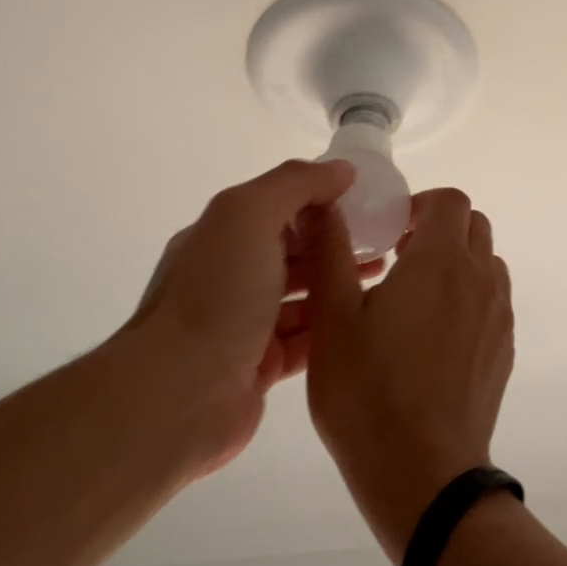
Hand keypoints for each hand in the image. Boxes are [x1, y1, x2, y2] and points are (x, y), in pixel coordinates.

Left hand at [110, 160, 380, 475]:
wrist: (179, 394)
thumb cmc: (217, 296)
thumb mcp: (249, 216)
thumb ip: (295, 185)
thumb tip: (342, 171)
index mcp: (222, 238)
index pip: (279, 209)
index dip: (323, 203)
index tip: (370, 205)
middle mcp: (230, 278)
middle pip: (293, 253)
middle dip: (337, 246)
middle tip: (387, 246)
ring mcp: (244, 326)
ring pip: (302, 299)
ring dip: (338, 288)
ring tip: (383, 282)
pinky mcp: (260, 367)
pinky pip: (304, 341)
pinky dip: (331, 330)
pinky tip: (363, 324)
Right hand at [300, 188, 514, 560]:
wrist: (422, 470)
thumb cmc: (368, 392)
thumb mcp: (333, 319)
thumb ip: (331, 254)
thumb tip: (324, 206)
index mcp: (442, 262)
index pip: (451, 200)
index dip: (419, 205)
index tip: (389, 232)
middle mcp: (481, 279)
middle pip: (474, 226)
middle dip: (439, 229)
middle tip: (399, 260)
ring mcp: (499, 315)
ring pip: (487, 263)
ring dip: (457, 263)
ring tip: (414, 299)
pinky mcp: (505, 348)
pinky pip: (493, 301)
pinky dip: (469, 298)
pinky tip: (432, 338)